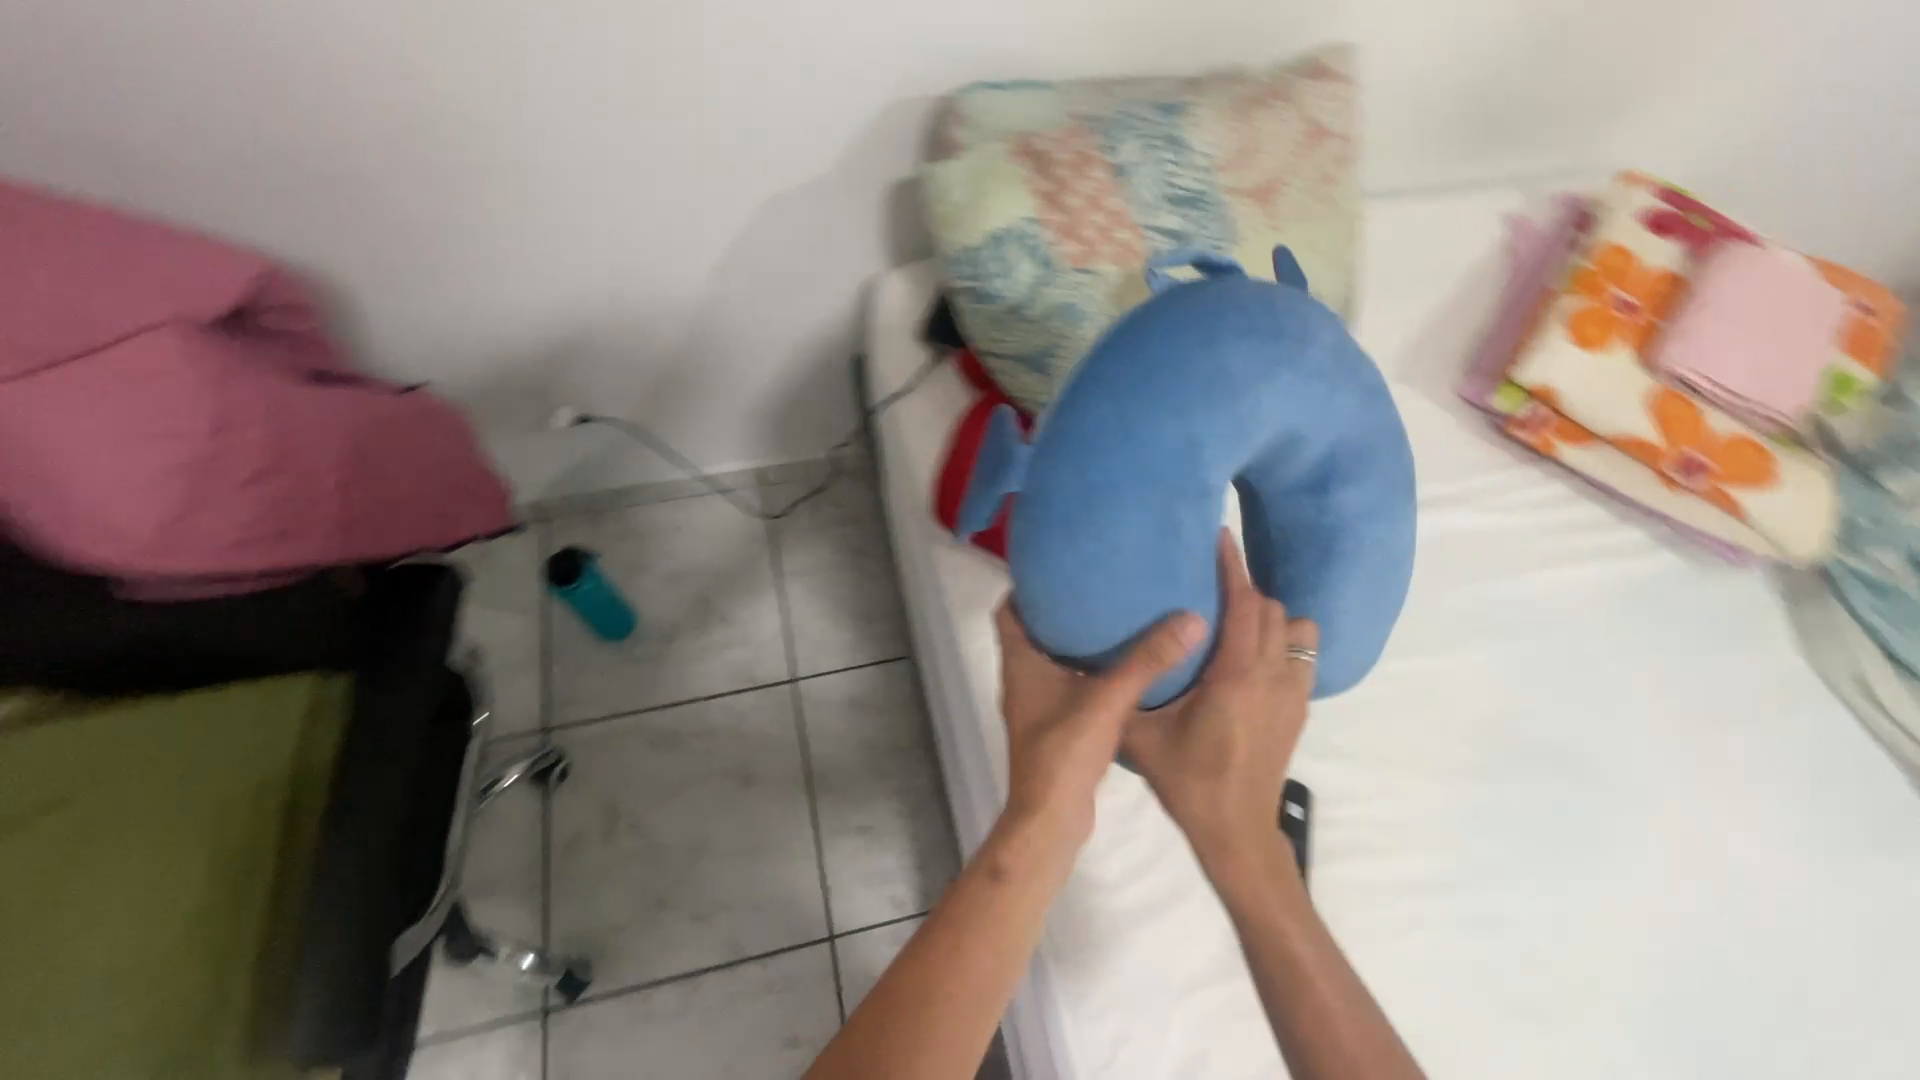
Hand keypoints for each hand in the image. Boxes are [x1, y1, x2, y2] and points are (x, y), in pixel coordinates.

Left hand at [994, 599, 1205, 847]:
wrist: (1051, 818)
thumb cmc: (1064, 751)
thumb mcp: (1108, 699)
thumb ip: (1147, 660)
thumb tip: (1190, 618)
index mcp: (1021, 664)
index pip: (1007, 612)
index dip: (1024, 588)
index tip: (1056, 569)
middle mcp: (1022, 681)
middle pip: (1032, 633)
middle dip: (1059, 609)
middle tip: (1096, 585)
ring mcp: (1036, 706)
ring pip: (1051, 661)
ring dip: (1075, 641)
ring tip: (1114, 617)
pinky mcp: (1054, 727)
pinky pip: (1068, 686)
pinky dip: (1087, 671)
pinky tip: (1122, 667)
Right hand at [1123, 529, 1317, 872]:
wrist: (1236, 831)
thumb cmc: (1186, 780)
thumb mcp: (1139, 736)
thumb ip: (1123, 692)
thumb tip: (1090, 657)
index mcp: (1236, 677)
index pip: (1244, 604)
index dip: (1232, 566)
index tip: (1218, 536)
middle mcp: (1273, 676)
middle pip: (1271, 608)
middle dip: (1244, 585)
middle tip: (1210, 577)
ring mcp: (1293, 693)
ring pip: (1295, 628)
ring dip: (1269, 613)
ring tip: (1235, 614)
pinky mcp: (1299, 709)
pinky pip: (1302, 655)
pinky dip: (1283, 639)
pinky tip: (1254, 652)